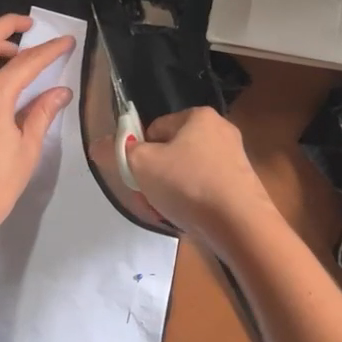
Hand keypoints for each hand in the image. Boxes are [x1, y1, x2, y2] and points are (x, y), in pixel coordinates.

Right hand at [127, 107, 276, 251]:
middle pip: (170, 152)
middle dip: (155, 177)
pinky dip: (193, 202)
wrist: (241, 225)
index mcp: (198, 116)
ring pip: (186, 173)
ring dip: (171, 192)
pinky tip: (188, 220)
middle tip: (149, 199)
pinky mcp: (242, 185)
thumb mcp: (142, 165)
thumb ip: (117, 151)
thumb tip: (98, 145)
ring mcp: (234, 159)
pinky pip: (206, 189)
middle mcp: (220, 130)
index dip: (139, 154)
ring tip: (166, 214)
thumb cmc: (189, 184)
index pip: (154, 129)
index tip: (138, 178)